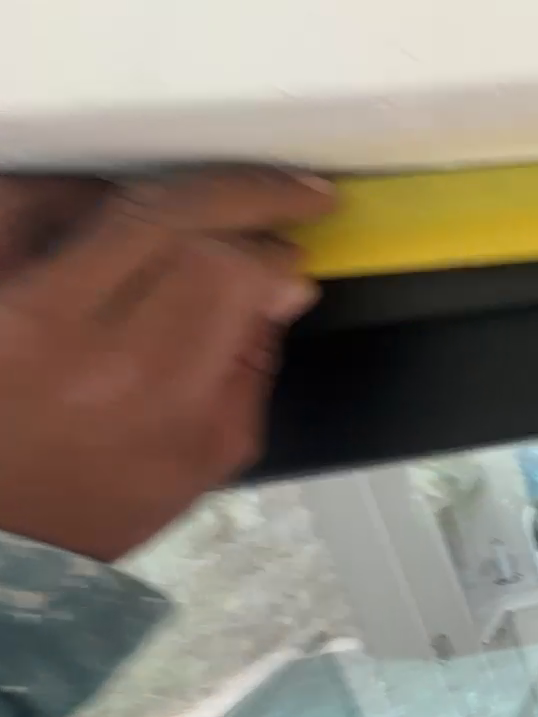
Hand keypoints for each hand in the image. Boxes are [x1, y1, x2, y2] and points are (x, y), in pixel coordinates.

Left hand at [0, 168, 335, 562]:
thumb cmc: (112, 495)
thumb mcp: (219, 446)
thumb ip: (251, 361)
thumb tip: (282, 288)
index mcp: (147, 378)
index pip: (225, 269)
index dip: (275, 250)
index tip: (300, 252)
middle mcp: (59, 324)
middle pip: (163, 216)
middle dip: (245, 193)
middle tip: (295, 191)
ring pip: (84, 196)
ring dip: (160, 195)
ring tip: (200, 213)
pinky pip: (9, 203)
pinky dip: (72, 195)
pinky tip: (112, 215)